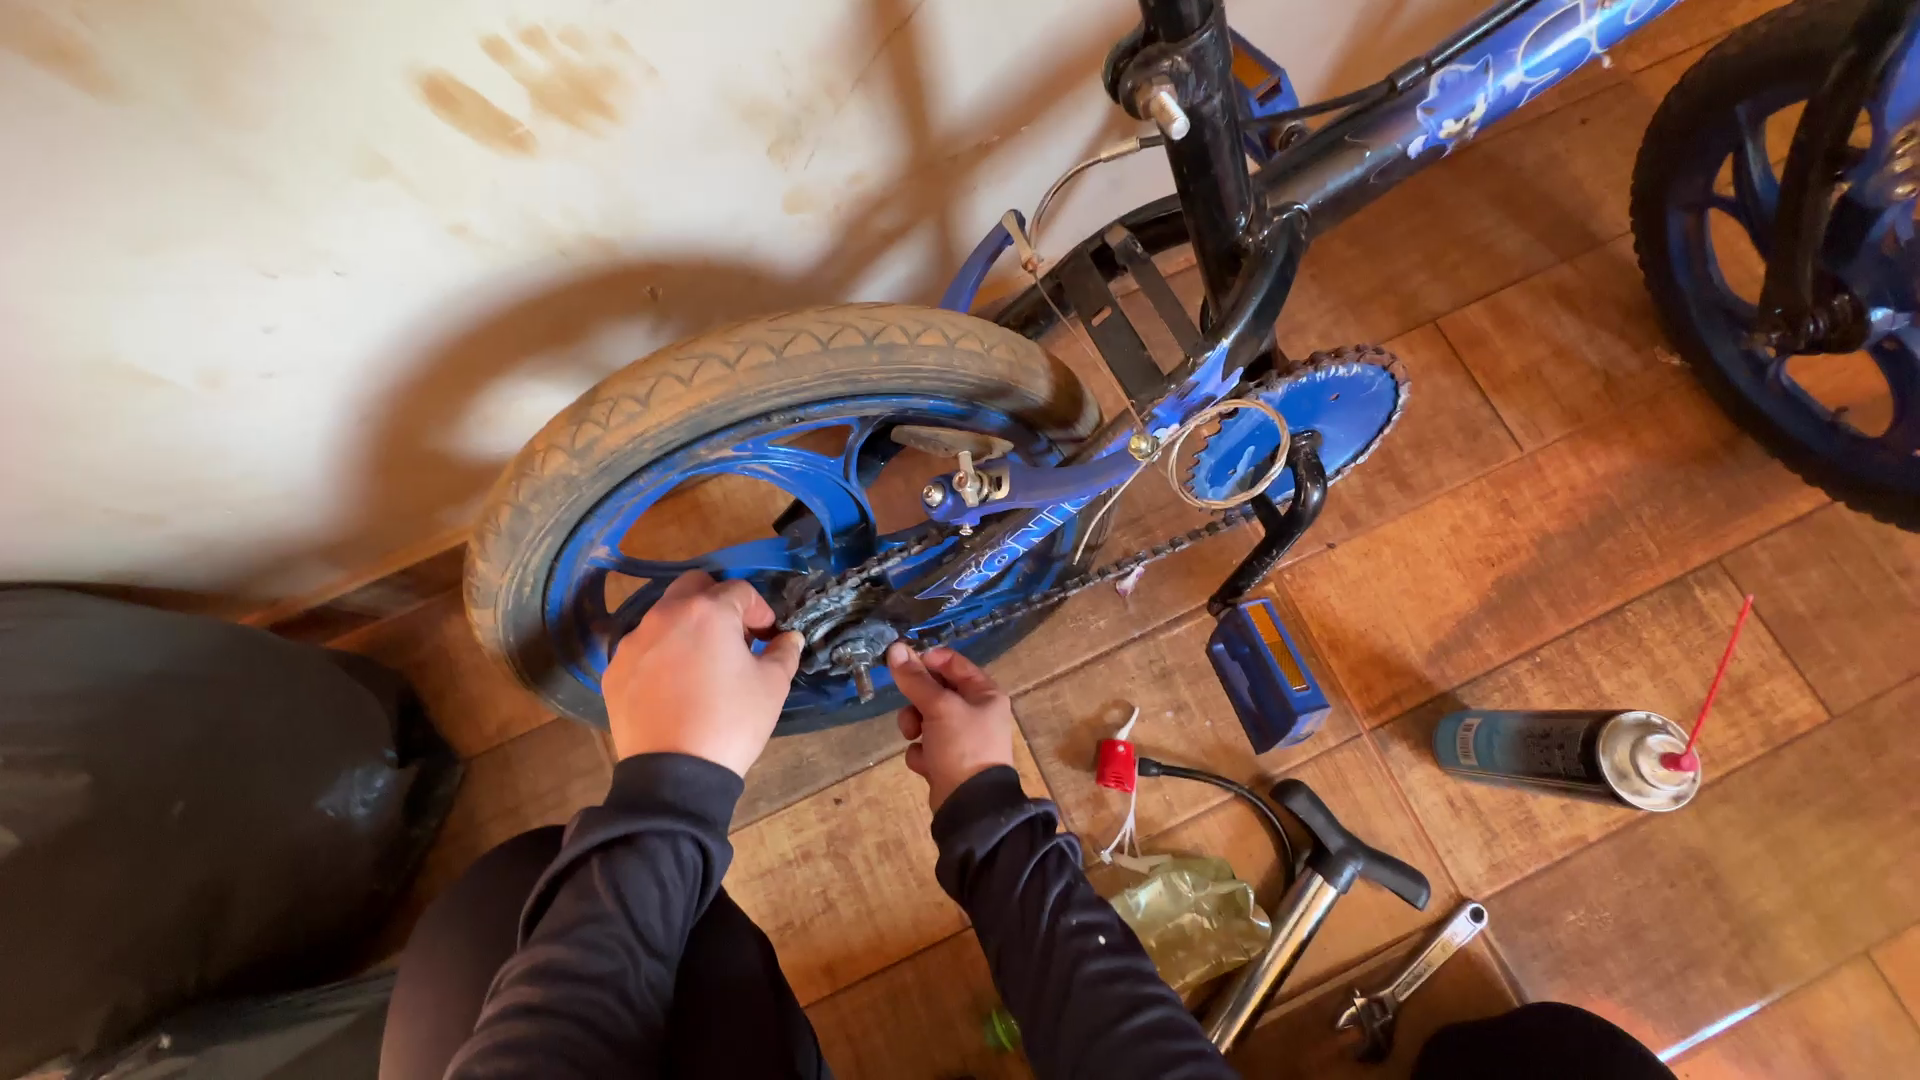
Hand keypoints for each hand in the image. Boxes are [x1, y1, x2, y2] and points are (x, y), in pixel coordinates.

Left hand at [602, 571, 803, 775]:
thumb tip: (789, 638)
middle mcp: (665, 615)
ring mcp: (634, 642)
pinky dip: (663, 653)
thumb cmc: (731, 721)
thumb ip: (784, 651)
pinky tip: (675, 685)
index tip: (767, 636)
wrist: (674, 774)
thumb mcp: (772, 685)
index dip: (760, 611)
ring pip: (665, 614)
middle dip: (719, 602)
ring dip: (689, 626)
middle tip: (734, 636)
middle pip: (695, 586)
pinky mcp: (615, 669)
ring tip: (703, 663)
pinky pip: (644, 646)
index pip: (740, 590)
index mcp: (708, 612)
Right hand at [885, 642, 1015, 810]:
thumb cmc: (963, 746)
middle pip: (936, 691)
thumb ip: (915, 679)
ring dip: (914, 726)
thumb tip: (895, 648)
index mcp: (985, 693)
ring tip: (914, 738)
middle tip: (909, 707)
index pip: (952, 663)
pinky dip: (922, 753)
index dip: (927, 661)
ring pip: (926, 718)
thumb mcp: (938, 707)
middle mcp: (976, 712)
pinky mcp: (948, 761)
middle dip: (917, 700)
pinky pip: (926, 745)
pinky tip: (926, 764)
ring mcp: (962, 739)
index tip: (904, 666)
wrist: (970, 807)